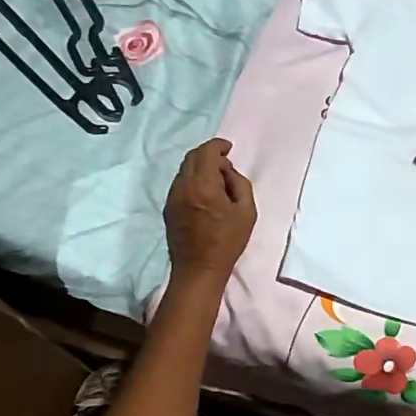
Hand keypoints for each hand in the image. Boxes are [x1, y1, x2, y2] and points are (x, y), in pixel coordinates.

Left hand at [165, 138, 255, 284]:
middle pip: (192, 157)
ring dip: (200, 168)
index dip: (219, 146)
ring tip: (216, 183)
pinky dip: (192, 181)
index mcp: (203, 185)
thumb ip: (239, 183)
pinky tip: (204, 195)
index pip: (207, 152)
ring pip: (184, 170)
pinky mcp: (168, 208)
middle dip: (209, 155)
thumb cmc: (227, 242)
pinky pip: (180, 184)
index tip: (229, 149)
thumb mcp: (247, 212)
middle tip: (225, 166)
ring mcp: (172, 197)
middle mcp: (183, 186)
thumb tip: (227, 172)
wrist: (199, 269)